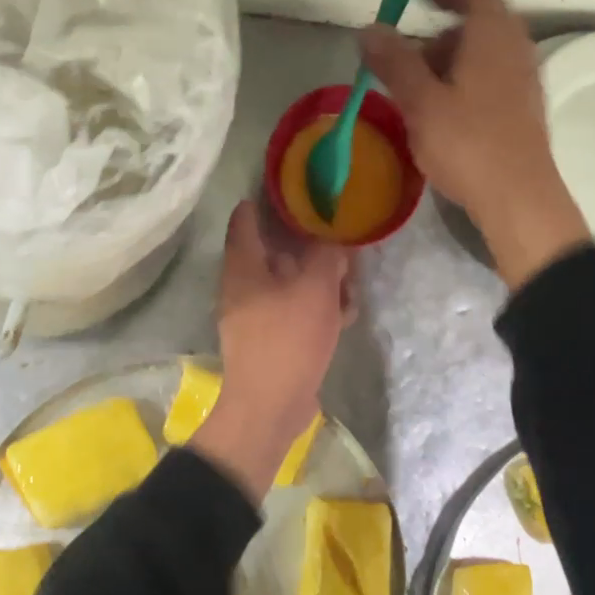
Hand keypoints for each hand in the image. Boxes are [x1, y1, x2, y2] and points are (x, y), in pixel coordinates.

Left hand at [189, 201, 352, 499]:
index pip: (246, 219)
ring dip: (322, 283)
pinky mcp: (271, 343)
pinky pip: (295, 315)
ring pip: (291, 286)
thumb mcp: (317, 287)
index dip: (268, 199)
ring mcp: (256, 318)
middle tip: (343, 242)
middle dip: (312, 249)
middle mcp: (243, 288)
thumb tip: (335, 235)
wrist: (270, 407)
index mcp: (242, 266)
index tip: (296, 187)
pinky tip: (345, 316)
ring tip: (352, 287)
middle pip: (277, 253)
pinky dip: (317, 311)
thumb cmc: (288, 339)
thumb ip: (328, 253)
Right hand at [360, 0, 591, 288]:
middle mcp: (515, 47)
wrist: (517, 197)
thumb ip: (394, 64)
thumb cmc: (467, 145)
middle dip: (440, 39)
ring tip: (419, 99)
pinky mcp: (524, 111)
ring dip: (451, 68)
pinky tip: (444, 121)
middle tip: (407, 64)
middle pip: (477, 26)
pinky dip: (466, 88)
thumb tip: (368, 30)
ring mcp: (525, 80)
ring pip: (483, 58)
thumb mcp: (420, 104)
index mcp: (492, 34)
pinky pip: (491, 83)